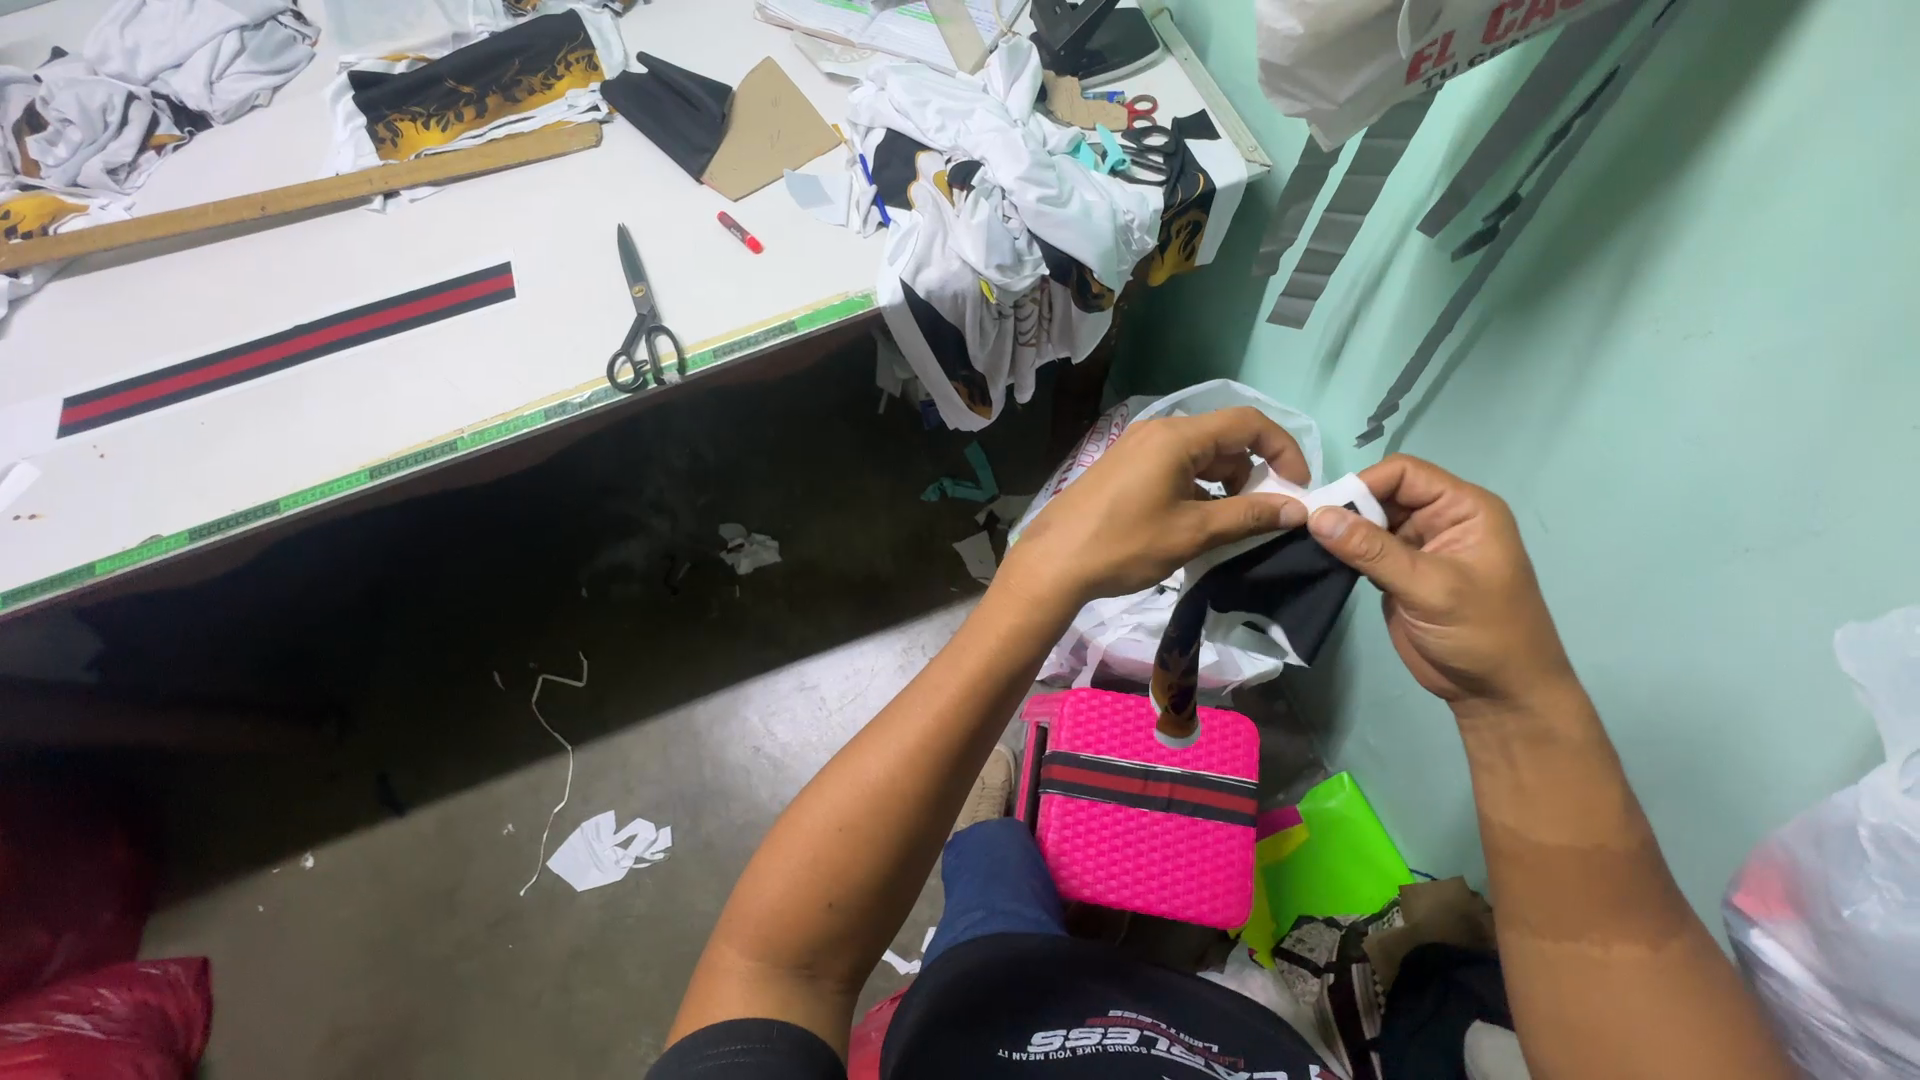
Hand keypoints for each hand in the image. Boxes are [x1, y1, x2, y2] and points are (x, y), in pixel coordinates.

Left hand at [1002, 407, 1309, 607]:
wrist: (1053, 562)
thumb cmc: (1125, 544)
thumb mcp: (1193, 533)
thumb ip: (1248, 516)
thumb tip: (1296, 510)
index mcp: (1177, 437)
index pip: (1249, 423)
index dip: (1283, 451)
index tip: (1296, 489)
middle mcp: (1157, 431)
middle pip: (1224, 439)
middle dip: (1253, 473)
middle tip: (1264, 515)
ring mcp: (1136, 448)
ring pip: (1199, 456)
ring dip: (1224, 484)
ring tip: (1230, 525)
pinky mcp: (1123, 468)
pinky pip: (1174, 468)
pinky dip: (1196, 489)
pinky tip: (1195, 525)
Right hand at [1302, 454, 1577, 716]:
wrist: (1498, 693)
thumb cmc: (1482, 633)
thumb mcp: (1430, 587)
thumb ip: (1372, 550)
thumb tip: (1316, 516)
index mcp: (1464, 509)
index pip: (1404, 474)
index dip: (1364, 484)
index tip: (1324, 510)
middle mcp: (1440, 520)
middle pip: (1382, 494)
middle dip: (1347, 508)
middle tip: (1306, 530)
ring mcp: (1418, 549)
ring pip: (1368, 523)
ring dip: (1340, 532)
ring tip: (1305, 545)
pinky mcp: (1398, 575)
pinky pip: (1363, 552)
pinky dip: (1342, 555)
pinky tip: (1319, 562)